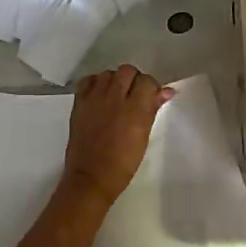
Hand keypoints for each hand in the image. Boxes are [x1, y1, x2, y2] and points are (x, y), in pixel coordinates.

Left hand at [62, 64, 174, 205]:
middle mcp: (115, 97)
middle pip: (127, 71)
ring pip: (108, 73)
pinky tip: (99, 96)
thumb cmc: (123, 163)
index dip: (150, 88)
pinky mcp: (79, 102)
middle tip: (133, 96)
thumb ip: (152, 109)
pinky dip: (95, 84)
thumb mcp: (143, 136)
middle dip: (133, 80)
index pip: (147, 81)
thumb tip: (166, 91)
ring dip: (114, 81)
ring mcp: (94, 98)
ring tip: (115, 97)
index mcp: (135, 108)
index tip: (149, 98)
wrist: (91, 176)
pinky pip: (88, 80)